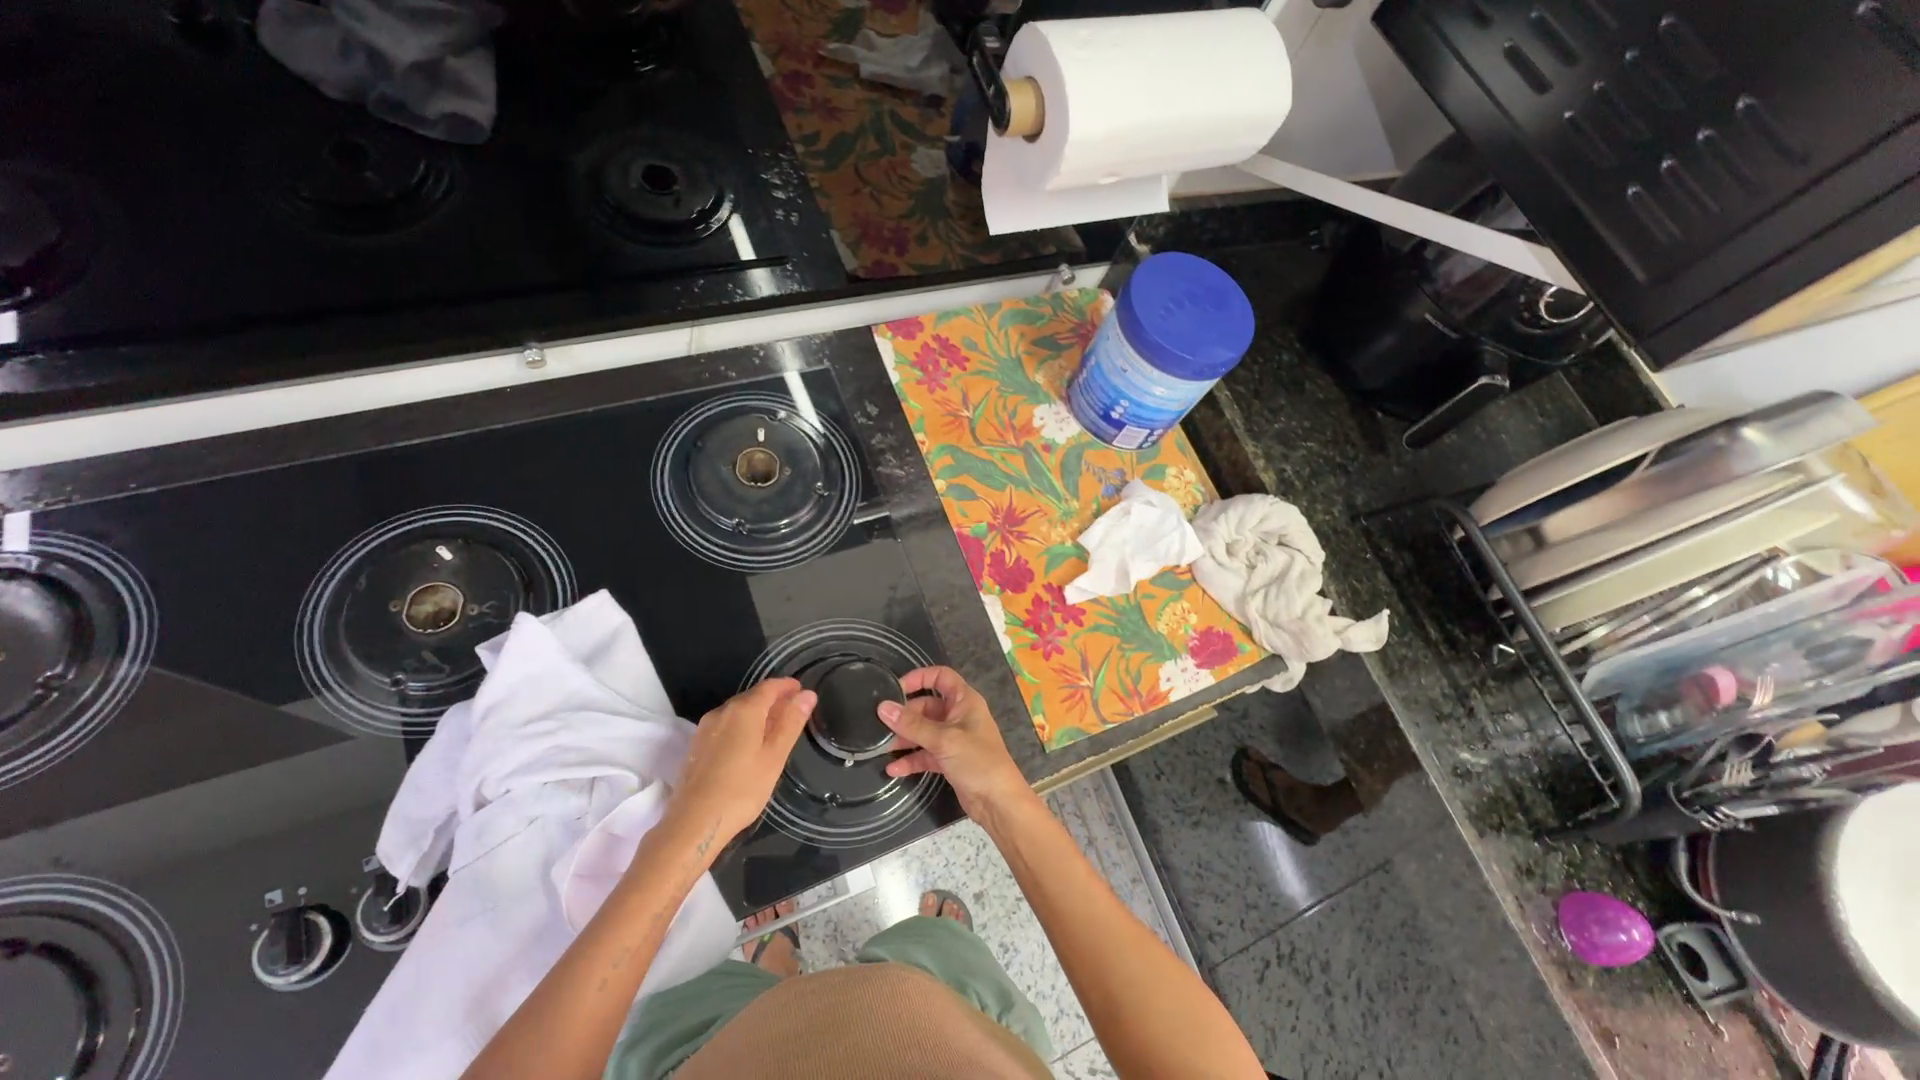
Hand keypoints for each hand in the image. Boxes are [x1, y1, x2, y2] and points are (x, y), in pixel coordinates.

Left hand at [671, 678, 814, 843]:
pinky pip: (725, 726)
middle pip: (751, 697)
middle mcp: (721, 712)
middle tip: (793, 710)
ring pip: (737, 712)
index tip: (802, 690)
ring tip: (775, 728)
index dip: (787, 686)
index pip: (769, 687)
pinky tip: (749, 744)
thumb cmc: (742, 789)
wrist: (694, 821)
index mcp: (743, 711)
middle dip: (773, 699)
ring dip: (757, 714)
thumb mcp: (774, 756)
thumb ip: (791, 722)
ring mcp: (705, 729)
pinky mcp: (697, 746)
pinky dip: (742, 727)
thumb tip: (807, 694)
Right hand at [878, 666, 1030, 818]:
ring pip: (923, 732)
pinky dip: (911, 760)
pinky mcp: (949, 760)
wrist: (998, 802)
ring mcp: (953, 739)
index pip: (941, 677)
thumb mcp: (943, 739)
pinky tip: (893, 769)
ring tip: (881, 747)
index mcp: (965, 701)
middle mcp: (959, 716)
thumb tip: (883, 707)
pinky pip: (925, 754)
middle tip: (880, 724)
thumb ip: (912, 724)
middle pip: (927, 707)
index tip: (896, 688)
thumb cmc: (977, 761)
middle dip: (905, 716)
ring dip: (904, 739)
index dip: (919, 677)